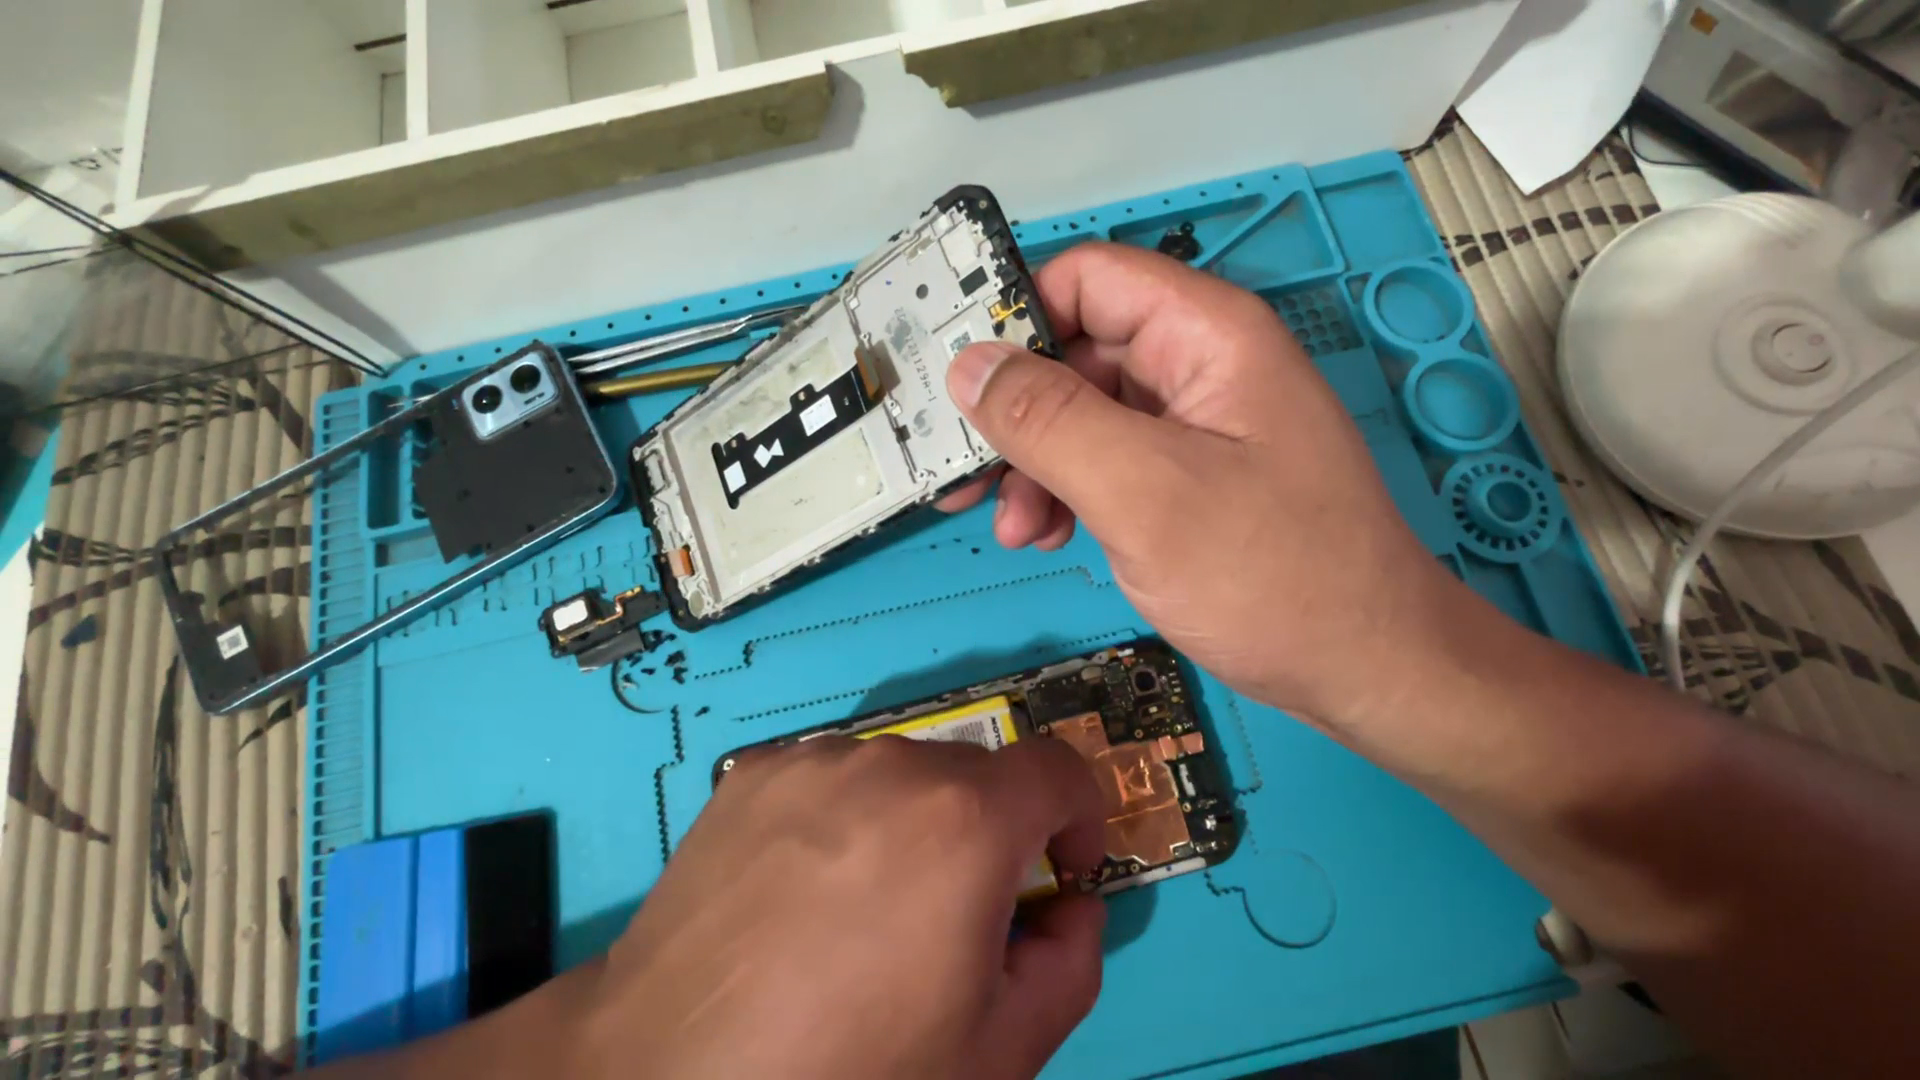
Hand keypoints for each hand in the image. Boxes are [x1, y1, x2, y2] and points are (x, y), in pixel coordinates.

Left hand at [574, 734, 1108, 1079]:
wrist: (673, 1074)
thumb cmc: (855, 1067)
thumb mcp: (1000, 1050)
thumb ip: (1071, 963)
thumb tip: (1069, 907)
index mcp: (965, 820)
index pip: (1057, 769)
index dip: (1078, 817)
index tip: (1059, 871)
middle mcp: (893, 765)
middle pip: (977, 776)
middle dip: (991, 834)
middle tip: (952, 917)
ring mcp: (815, 761)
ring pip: (901, 775)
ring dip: (913, 823)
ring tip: (866, 909)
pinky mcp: (754, 774)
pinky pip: (832, 778)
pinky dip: (844, 817)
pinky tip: (802, 889)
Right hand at [939, 243, 1478, 727]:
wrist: (1367, 669)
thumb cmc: (1270, 575)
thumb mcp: (1144, 491)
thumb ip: (1048, 420)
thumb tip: (968, 365)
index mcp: (1204, 335)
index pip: (1085, 279)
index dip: (1015, 316)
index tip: (955, 381)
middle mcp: (1199, 366)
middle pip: (1076, 353)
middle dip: (1016, 414)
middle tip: (966, 475)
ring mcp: (1196, 425)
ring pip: (1084, 415)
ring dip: (1035, 465)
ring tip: (1014, 529)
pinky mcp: (1190, 478)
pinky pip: (1109, 462)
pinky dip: (1068, 493)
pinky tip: (1049, 536)